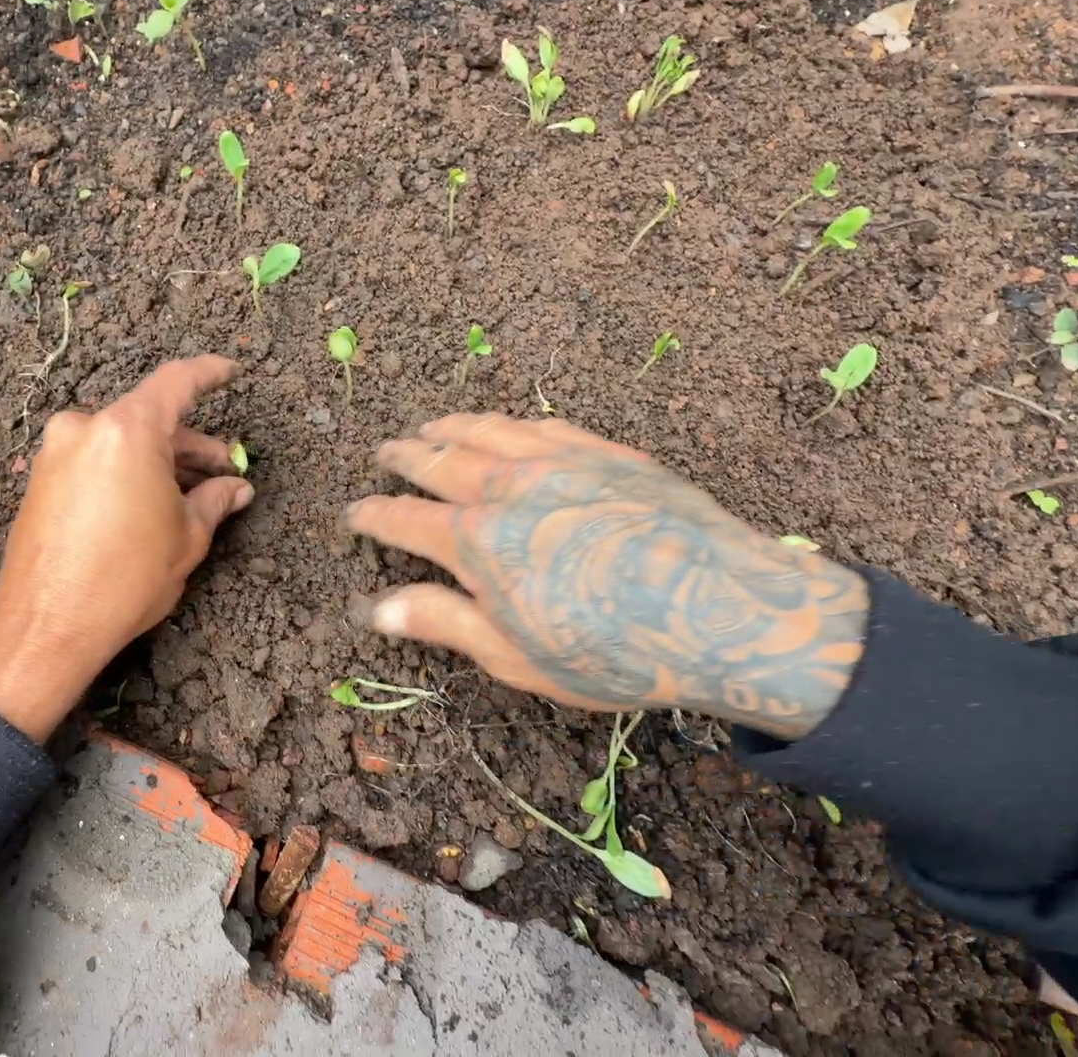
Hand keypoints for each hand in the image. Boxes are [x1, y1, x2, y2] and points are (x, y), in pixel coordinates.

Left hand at [0, 356, 252, 740]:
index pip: (176, 383)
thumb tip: (237, 488)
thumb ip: (215, 500)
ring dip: (160, 461)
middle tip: (224, 470)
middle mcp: (86, 429)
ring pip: (122, 442)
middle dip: (191, 444)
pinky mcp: (42, 479)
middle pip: (150, 419)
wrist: (47, 625)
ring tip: (193, 494)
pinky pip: (96, 461)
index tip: (230, 371)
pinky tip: (151, 503)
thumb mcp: (187, 537)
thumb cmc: (125, 579)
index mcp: (127, 431)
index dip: (209, 373)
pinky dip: (128, 472)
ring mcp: (57, 453)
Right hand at [344, 414, 868, 739]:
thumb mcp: (514, 654)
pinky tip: (507, 426)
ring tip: (431, 426)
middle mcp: (509, 487)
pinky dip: (510, 422)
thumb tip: (375, 608)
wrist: (725, 611)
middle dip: (405, 455)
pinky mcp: (605, 453)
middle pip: (440, 459)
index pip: (405, 518)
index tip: (352, 512)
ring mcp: (558, 461)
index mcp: (478, 540)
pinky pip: (542, 424)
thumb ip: (442, 621)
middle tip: (384, 452)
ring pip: (488, 430)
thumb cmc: (613, 651)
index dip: (372, 515)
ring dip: (451, 427)